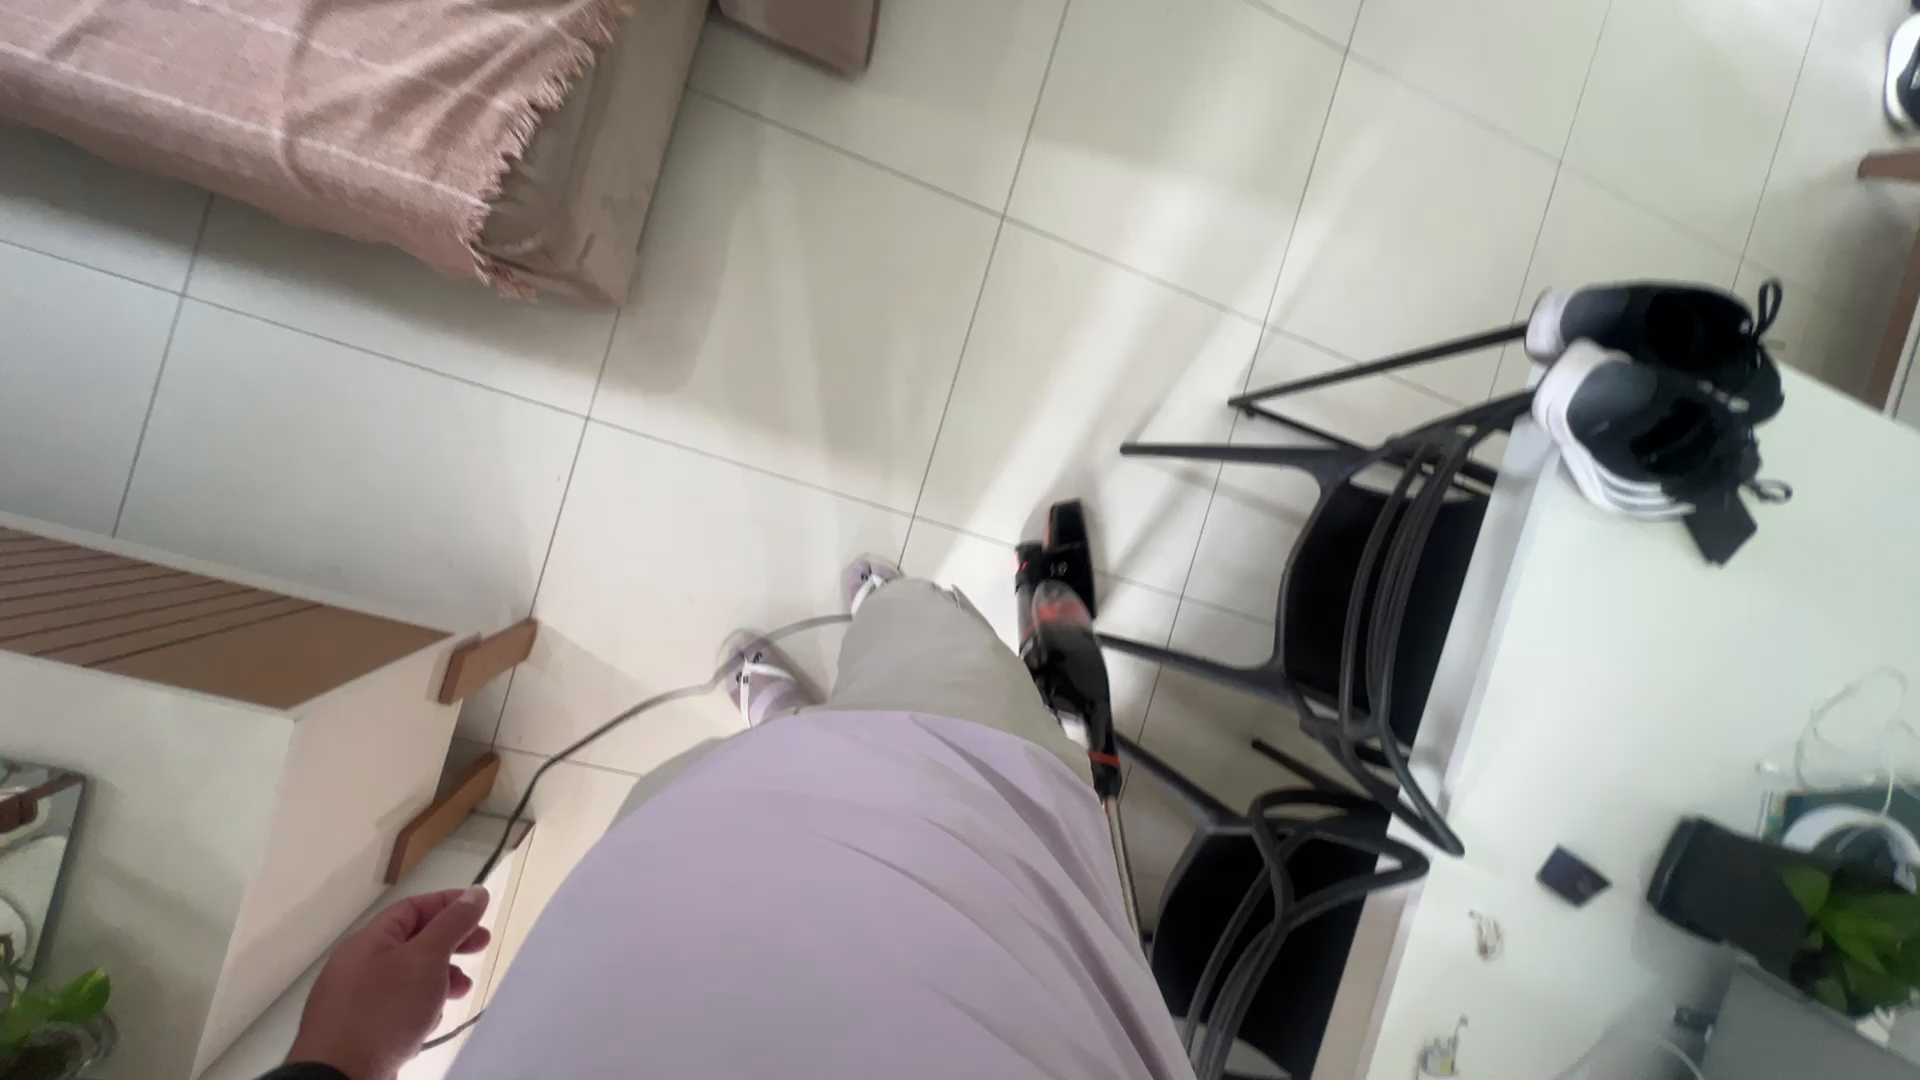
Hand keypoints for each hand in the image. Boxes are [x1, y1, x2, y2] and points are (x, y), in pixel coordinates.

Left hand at [286, 886, 491, 1079]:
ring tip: (461, 991)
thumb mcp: (428, 957)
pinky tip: (430, 1021)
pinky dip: (420, 1005)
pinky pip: (396, 1005)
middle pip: (415, 940)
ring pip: (409, 975)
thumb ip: (454, 922)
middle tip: (481, 947)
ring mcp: (353, 1002)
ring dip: (441, 977)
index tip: (481, 911)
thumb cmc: (385, 1010)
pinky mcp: (356, 1032)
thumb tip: (476, 892)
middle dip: (452, 943)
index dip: (450, 904)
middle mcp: (357, 967)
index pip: (414, 907)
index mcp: (368, 942)